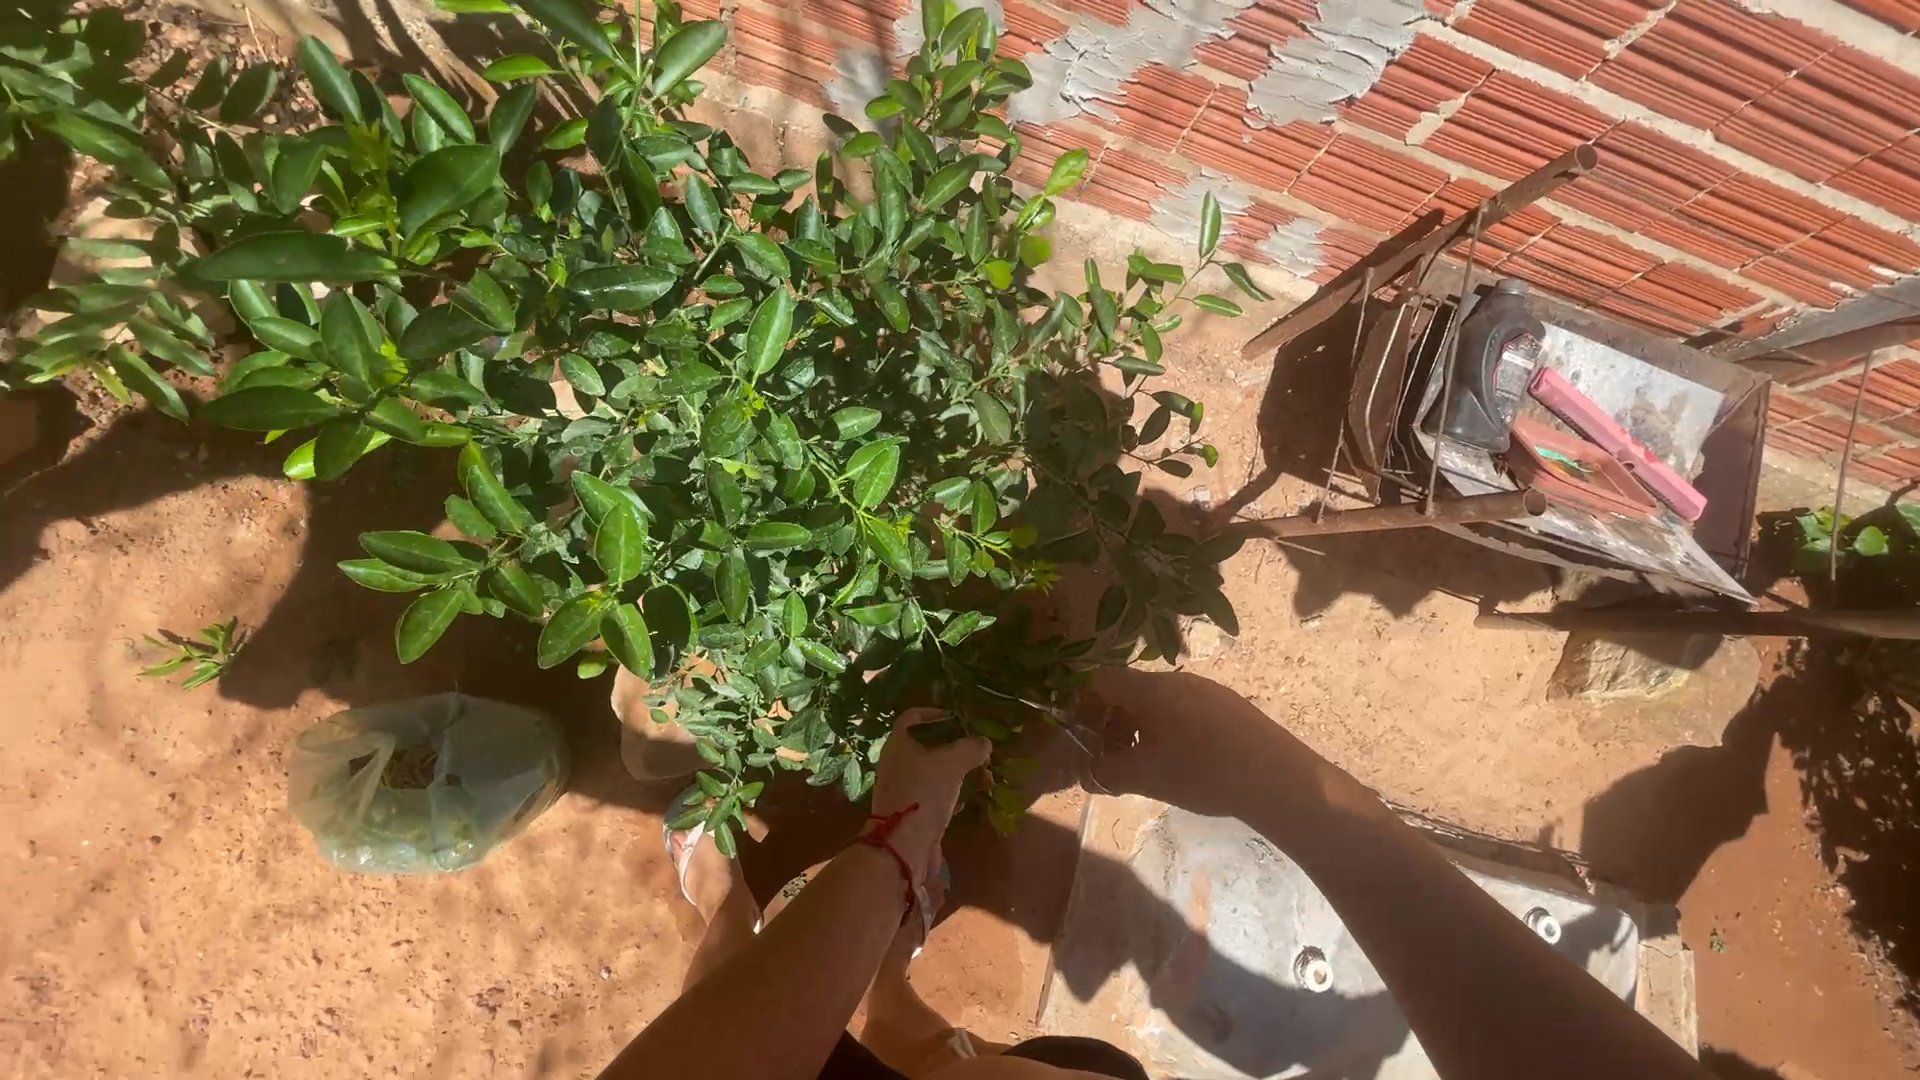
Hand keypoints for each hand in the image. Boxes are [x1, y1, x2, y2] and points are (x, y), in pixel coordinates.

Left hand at [866, 708, 990, 874]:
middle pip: (924, 744)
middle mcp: (896, 761)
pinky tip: (965, 800)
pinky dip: (947, 792)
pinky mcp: (908, 809)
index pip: (913, 717)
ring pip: (930, 770)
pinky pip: (930, 793)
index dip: (935, 714)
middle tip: (974, 749)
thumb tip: (984, 743)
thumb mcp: (952, 764)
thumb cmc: (924, 793)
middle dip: (951, 746)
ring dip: (953, 770)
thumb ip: (970, 748)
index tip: (957, 719)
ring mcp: (900, 787)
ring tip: (977, 774)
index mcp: (899, 743)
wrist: (903, 846)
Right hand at [1076, 668, 1326, 819]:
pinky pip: (1184, 709)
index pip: (1099, 680)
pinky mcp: (1229, 705)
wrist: (1280, 781)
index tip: (1083, 736)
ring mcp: (1206, 689)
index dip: (1082, 705)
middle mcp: (1176, 680)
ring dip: (1140, 728)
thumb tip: (1085, 772)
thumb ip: (1106, 772)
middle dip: (1112, 722)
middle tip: (1112, 757)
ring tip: (1146, 764)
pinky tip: (1184, 763)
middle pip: (1128, 690)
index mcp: (1150, 689)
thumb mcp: (1145, 777)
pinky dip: (1169, 730)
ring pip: (1157, 701)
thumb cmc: (1202, 773)